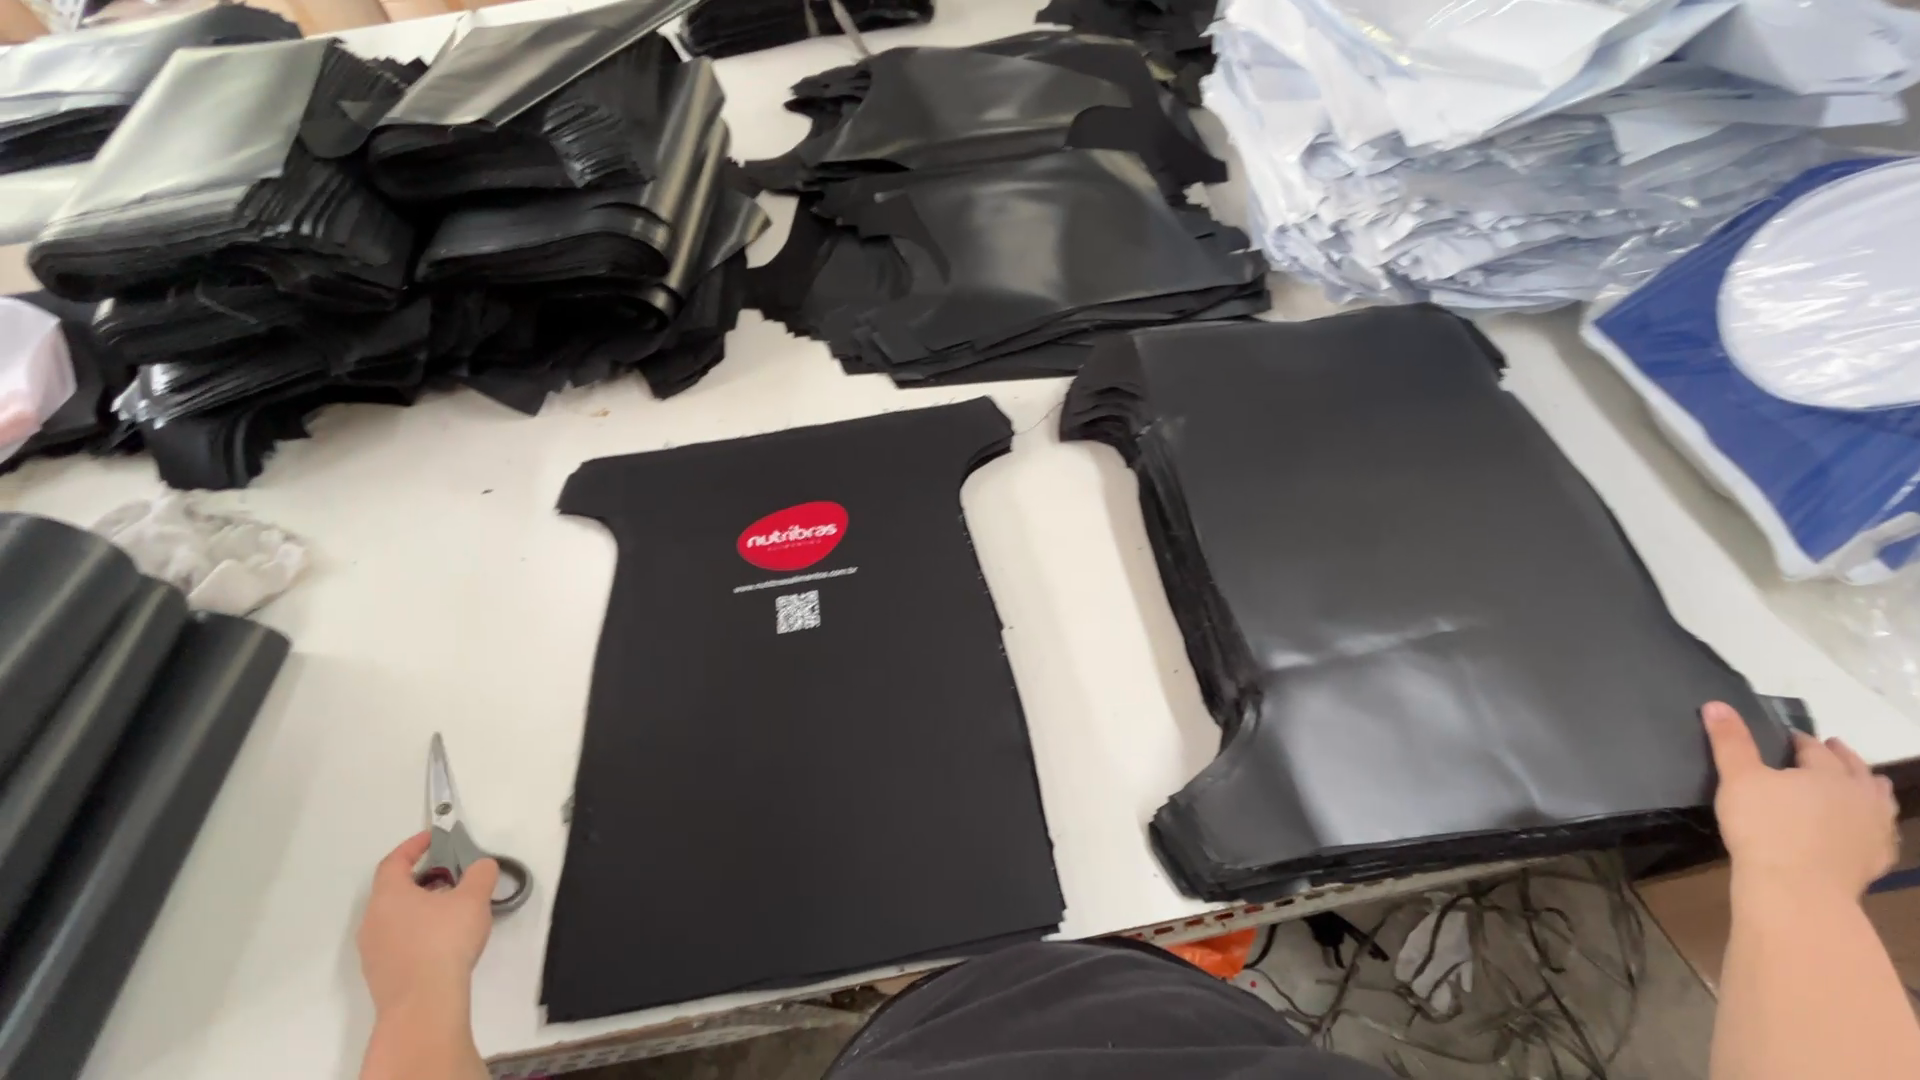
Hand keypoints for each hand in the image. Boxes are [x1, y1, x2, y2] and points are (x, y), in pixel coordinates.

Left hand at [357, 831, 498, 1016]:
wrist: (423, 1002)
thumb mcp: (473, 898)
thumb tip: (481, 866)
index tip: (433, 838)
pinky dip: (419, 930)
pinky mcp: (381, 973)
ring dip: (422, 906)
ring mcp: (373, 950)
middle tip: (454, 875)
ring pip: (397, 916)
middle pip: (395, 890)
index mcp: (389, 896)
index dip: (413, 846)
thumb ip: (480, 874)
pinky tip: (444, 940)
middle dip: (425, 878)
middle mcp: (372, 920)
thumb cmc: (444, 940)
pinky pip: (399, 940)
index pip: (394, 862)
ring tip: (454, 909)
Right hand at [1703, 702, 1899, 904]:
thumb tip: (1717, 704)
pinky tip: (1867, 826)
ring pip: (1878, 798)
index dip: (1801, 740)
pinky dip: (1875, 821)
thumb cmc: (1763, 825)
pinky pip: (1882, 831)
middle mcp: (1859, 795)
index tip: (1789, 737)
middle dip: (1843, 757)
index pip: (1815, 749)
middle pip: (1856, 769)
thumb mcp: (1737, 777)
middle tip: (1833, 747)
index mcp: (1827, 773)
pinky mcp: (1877, 856)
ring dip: (1869, 786)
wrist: (1798, 886)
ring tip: (1864, 780)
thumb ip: (1729, 741)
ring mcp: (1875, 828)